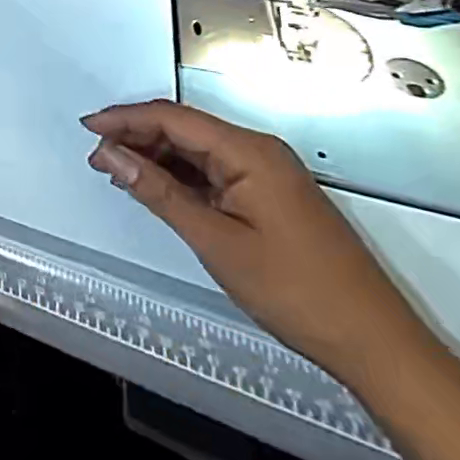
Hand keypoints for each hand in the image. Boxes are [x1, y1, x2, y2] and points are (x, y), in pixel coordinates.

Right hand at [82, 100, 441, 382]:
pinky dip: (179, 176)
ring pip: (197, 150)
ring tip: (115, 171)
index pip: (173, 118)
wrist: (373, 341)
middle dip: (136, 136)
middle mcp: (257, 150)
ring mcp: (265, 172)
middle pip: (185, 129)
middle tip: (96, 156)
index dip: (126, 118)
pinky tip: (154, 187)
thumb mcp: (215, 240)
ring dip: (155, 157)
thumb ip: (159, 192)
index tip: (87, 127)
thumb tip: (111, 154)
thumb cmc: (293, 289)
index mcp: (248, 151)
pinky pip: (213, 171)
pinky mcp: (268, 193)